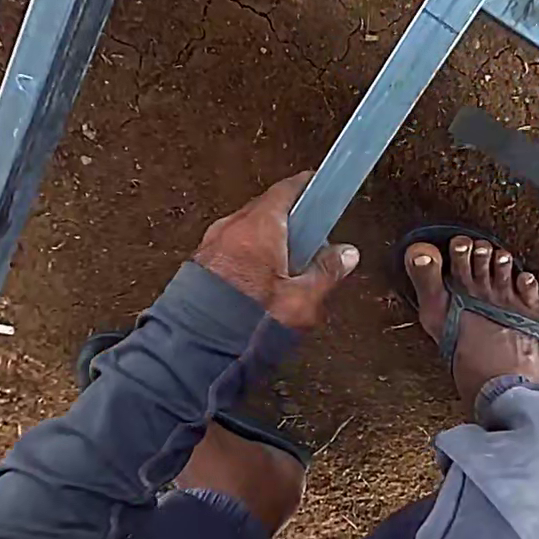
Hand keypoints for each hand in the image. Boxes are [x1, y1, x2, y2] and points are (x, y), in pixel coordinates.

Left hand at [192, 171, 358, 329]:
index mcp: (259, 227)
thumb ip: (327, 273)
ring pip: (248, 230)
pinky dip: (247, 256)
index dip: (306, 187)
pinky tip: (259, 283)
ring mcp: (211, 244)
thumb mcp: (301, 302)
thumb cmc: (243, 324)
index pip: (287, 190)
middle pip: (267, 210)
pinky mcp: (199, 264)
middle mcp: (232, 228)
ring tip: (285, 270)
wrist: (191, 352)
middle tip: (310, 239)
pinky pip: (230, 248)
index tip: (318, 187)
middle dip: (290, 221)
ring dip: (267, 241)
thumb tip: (346, 254)